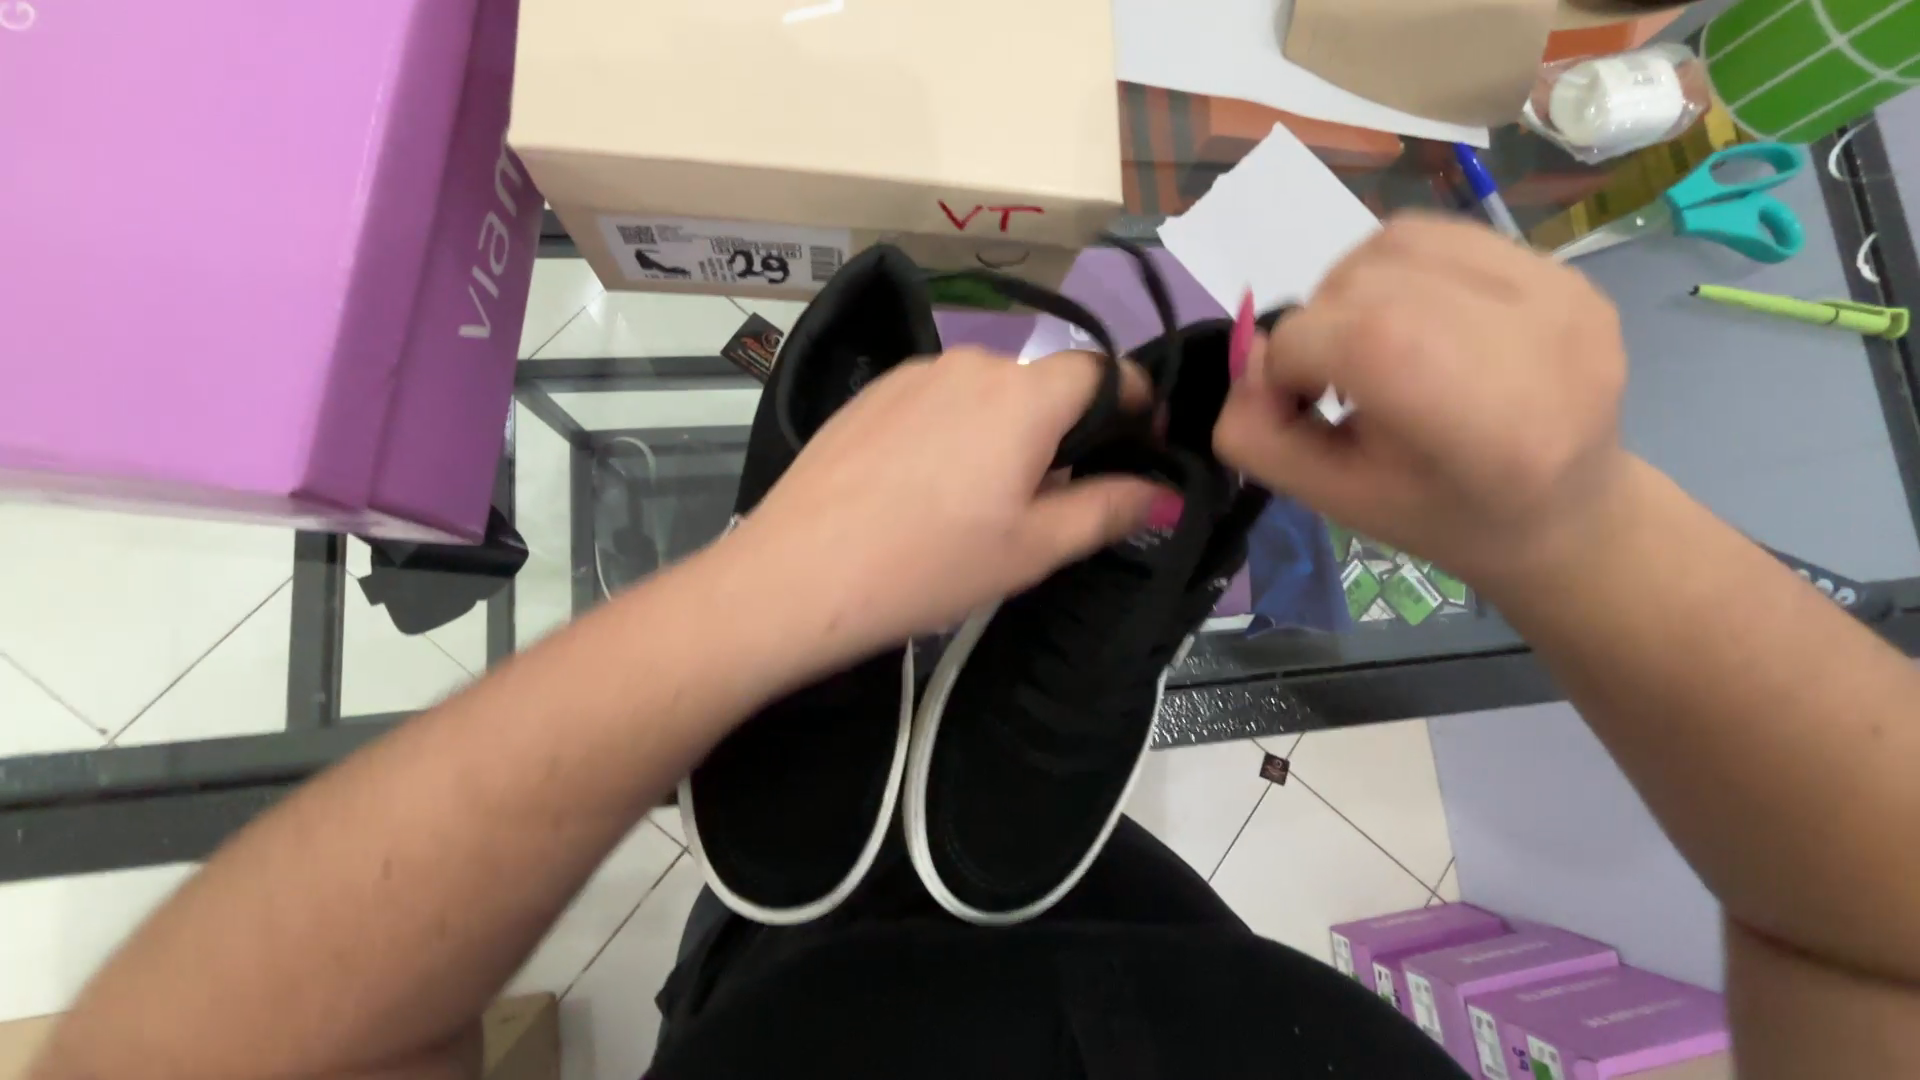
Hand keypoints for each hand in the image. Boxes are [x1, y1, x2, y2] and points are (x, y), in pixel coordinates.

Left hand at [726, 347, 1169, 663]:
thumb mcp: (1035, 547)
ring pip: (989, 392)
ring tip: (980, 497)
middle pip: (1045, 383)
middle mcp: (972, 361)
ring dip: (1008, 429)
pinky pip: (939, 399)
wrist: (799, 573)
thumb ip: (1110, 508)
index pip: (1107, 371)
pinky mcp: (873, 393)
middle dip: (1066, 429)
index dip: (1136, 405)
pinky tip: (926, 486)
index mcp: (1025, 393)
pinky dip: (956, 430)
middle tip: (1052, 495)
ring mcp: (914, 372)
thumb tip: (1162, 489)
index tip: (1139, 448)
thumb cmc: (932, 565)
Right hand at [1214, 214, 1631, 590]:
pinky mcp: (1564, 269)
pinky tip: (1409, 319)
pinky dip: (1394, 270)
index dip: (1291, 362)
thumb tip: (1251, 356)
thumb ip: (1259, 434)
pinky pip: (1440, 236)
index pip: (1348, 336)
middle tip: (1332, 379)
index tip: (1304, 403)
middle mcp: (1532, 338)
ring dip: (1349, 288)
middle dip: (1316, 325)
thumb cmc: (1433, 514)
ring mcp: (1558, 293)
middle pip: (1364, 283)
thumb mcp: (1327, 498)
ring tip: (1367, 342)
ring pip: (1394, 245)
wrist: (1558, 512)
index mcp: (1480, 422)